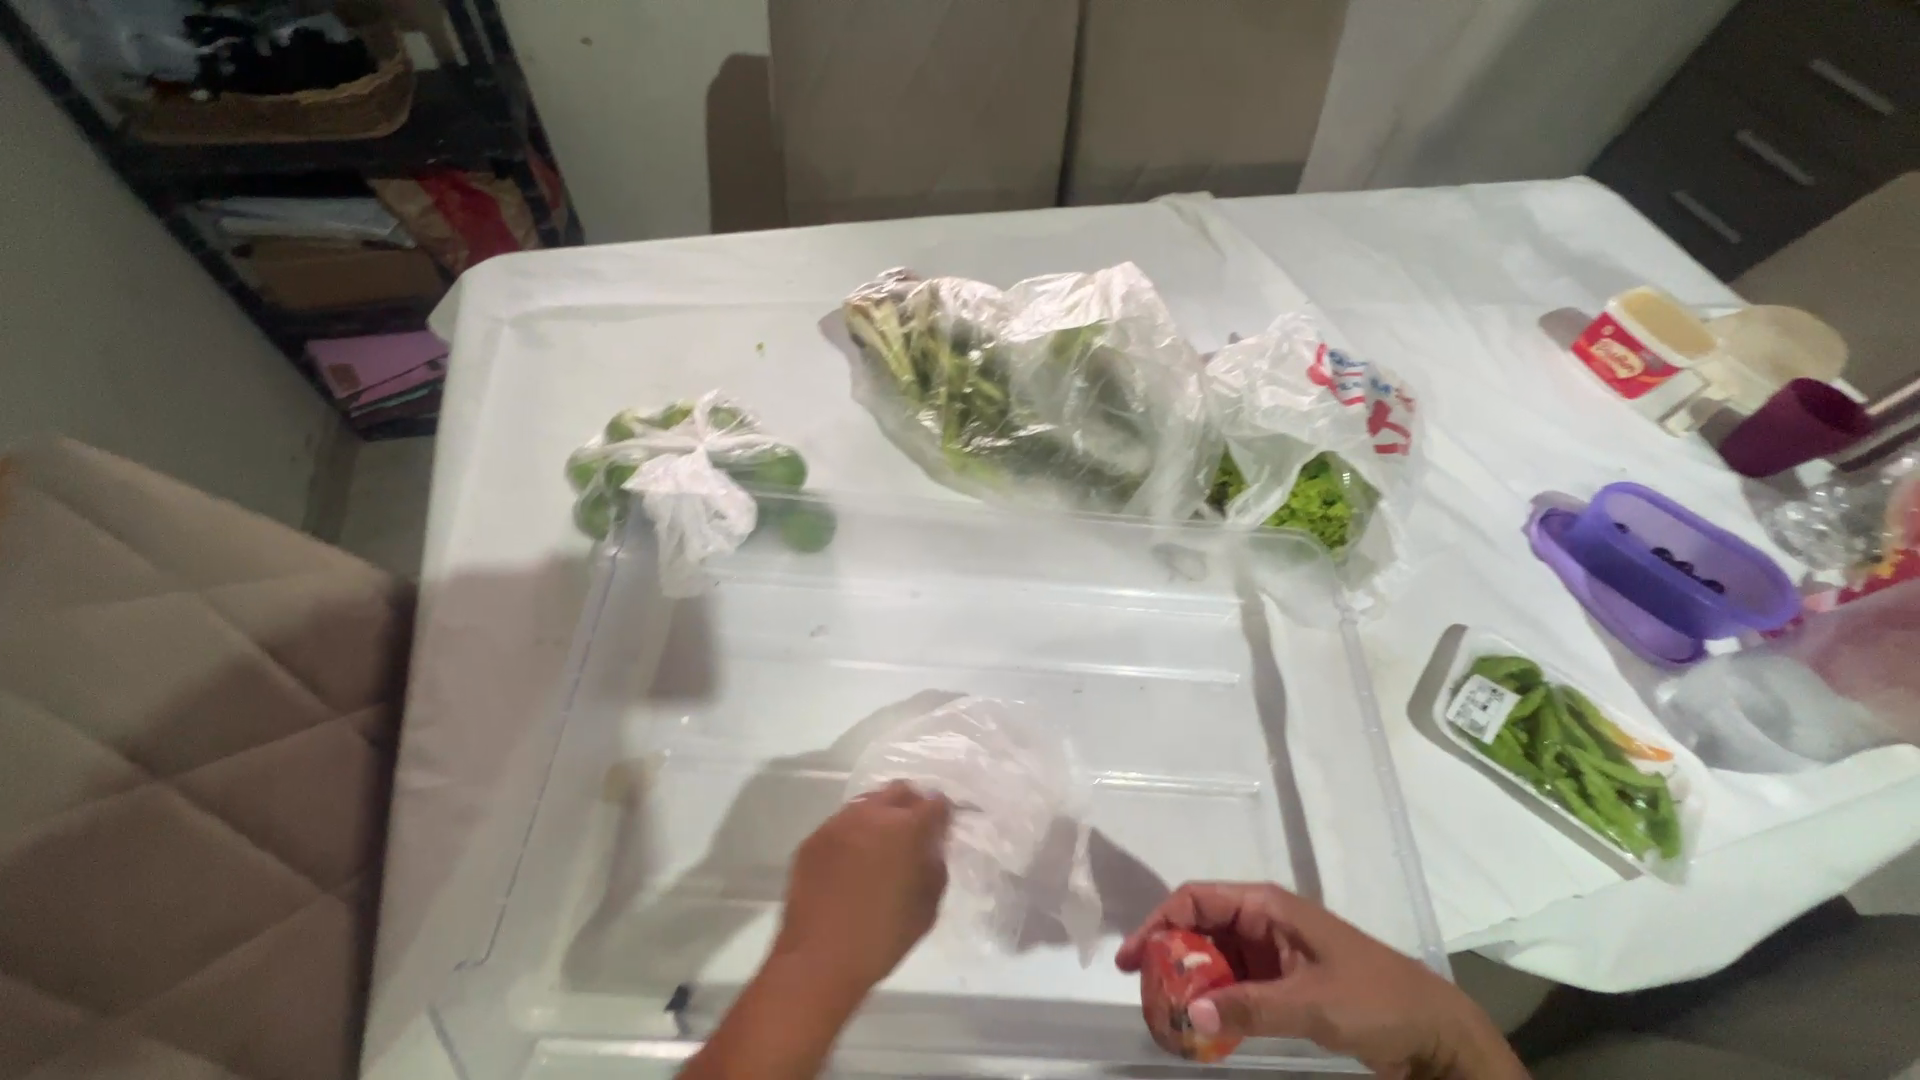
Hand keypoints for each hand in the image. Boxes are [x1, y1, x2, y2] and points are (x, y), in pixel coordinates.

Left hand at [773, 781, 952, 997]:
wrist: (818, 960)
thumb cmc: (883, 937)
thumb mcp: (928, 906)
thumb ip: (935, 864)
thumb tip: (931, 845)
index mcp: (906, 828)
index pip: (935, 802)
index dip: (942, 815)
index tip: (941, 831)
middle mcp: (871, 814)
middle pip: (899, 791)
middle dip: (912, 805)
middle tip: (914, 834)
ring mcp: (838, 823)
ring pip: (867, 803)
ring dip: (881, 816)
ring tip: (881, 848)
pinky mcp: (813, 839)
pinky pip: (841, 824)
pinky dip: (854, 834)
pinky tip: (853, 862)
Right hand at [1117, 883, 1525, 1079]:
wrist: (1437, 1032)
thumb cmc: (1376, 1000)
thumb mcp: (1312, 1004)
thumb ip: (1250, 1007)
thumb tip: (1189, 1014)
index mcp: (1267, 906)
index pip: (1196, 900)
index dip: (1158, 922)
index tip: (1131, 959)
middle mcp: (1263, 922)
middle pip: (1199, 928)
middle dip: (1168, 957)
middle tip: (1145, 993)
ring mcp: (1272, 952)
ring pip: (1214, 958)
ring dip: (1189, 982)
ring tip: (1166, 1014)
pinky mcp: (1282, 982)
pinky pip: (1234, 984)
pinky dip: (1214, 1001)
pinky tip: (1202, 1026)